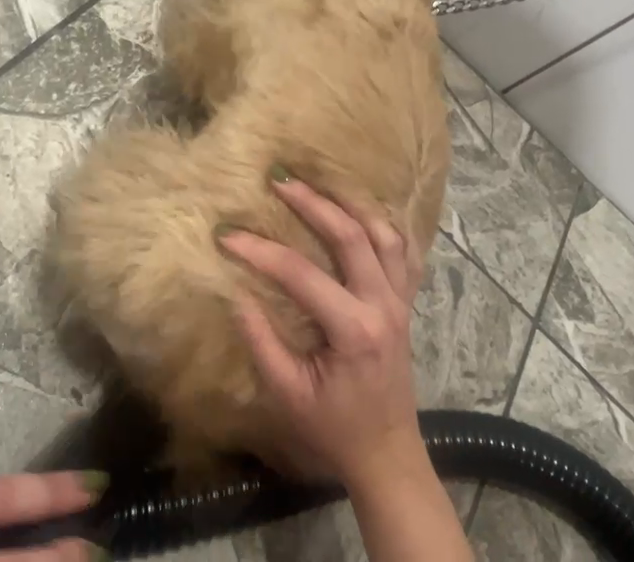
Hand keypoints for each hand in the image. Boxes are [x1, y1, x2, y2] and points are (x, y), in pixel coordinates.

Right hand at [220, 174, 425, 487]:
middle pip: (352, 236)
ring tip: (322, 183)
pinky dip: (385, 226)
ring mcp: (401, 302)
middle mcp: (384, 306)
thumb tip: (236, 294)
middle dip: (313, 204)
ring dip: (354, 204)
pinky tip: (363, 211)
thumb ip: (262, 342)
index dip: (261, 252)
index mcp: (354, 330)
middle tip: (280, 180)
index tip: (227, 235)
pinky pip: (404, 253)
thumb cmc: (333, 428)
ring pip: (386, 236)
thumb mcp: (288, 393)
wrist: (386, 452)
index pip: (301, 275)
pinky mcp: (406, 304)